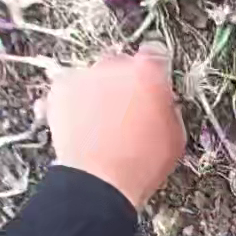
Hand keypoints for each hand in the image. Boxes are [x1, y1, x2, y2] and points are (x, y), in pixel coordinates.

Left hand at [46, 49, 184, 208]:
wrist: (101, 180)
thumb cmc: (142, 163)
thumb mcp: (176, 138)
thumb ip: (169, 109)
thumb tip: (163, 104)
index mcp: (148, 75)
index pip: (156, 55)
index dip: (155, 71)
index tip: (154, 82)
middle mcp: (114, 66)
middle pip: (122, 64)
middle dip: (126, 83)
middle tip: (129, 110)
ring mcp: (84, 76)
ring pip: (95, 77)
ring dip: (100, 92)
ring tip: (104, 123)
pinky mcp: (59, 90)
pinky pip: (71, 89)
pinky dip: (77, 102)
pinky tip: (85, 124)